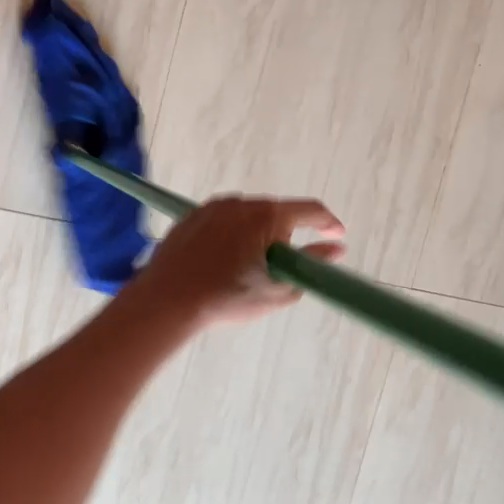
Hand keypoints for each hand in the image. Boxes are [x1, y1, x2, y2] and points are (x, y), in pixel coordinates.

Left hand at [136, 196, 345, 325]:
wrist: (167, 299)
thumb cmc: (227, 296)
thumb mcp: (280, 287)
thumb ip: (311, 263)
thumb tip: (333, 249)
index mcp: (265, 215)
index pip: (309, 210)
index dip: (328, 223)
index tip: (336, 236)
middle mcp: (236, 204)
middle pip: (273, 212)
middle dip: (282, 233)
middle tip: (278, 264)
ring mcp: (207, 209)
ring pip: (243, 216)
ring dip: (253, 233)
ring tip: (245, 266)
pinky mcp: (186, 219)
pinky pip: (218, 222)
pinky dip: (227, 235)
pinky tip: (220, 261)